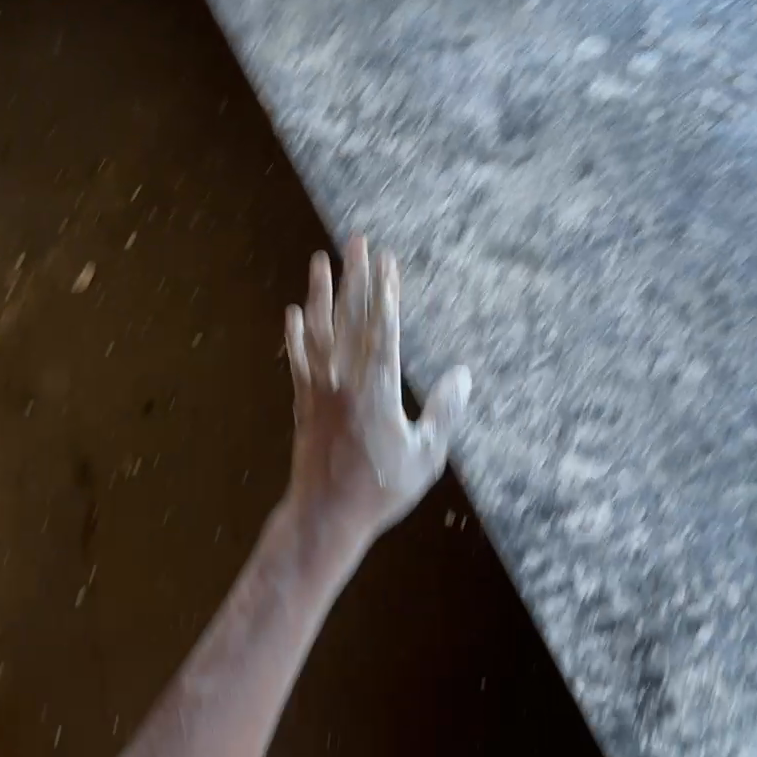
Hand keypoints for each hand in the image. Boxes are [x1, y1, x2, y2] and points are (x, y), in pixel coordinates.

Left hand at [283, 237, 470, 543]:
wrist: (326, 516)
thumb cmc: (381, 489)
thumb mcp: (426, 456)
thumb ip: (444, 413)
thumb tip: (464, 376)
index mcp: (377, 389)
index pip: (383, 329)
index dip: (385, 293)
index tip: (387, 261)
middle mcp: (345, 380)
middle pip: (350, 318)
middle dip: (355, 277)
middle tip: (357, 241)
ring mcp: (320, 389)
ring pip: (319, 331)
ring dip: (320, 294)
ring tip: (320, 261)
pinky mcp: (303, 403)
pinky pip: (298, 360)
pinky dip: (295, 335)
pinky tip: (292, 313)